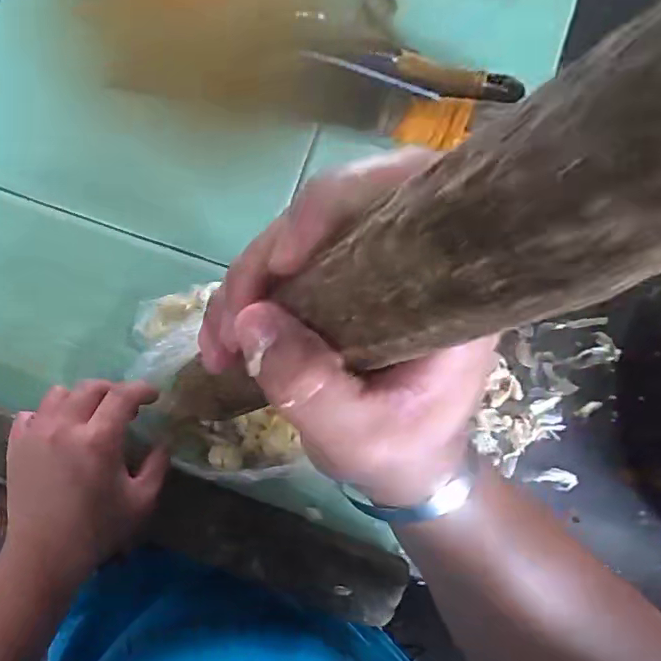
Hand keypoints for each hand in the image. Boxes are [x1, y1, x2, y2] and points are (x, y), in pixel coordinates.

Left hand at [2, 380, 169, 593]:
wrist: (44, 553)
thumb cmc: (96, 531)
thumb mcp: (140, 502)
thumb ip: (156, 466)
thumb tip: (162, 441)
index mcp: (98, 439)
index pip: (122, 396)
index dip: (141, 389)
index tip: (152, 396)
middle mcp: (64, 426)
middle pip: (90, 387)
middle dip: (113, 390)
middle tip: (124, 407)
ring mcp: (35, 432)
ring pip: (58, 394)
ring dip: (79, 398)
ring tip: (88, 416)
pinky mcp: (16, 443)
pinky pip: (31, 413)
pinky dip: (48, 415)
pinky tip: (57, 431)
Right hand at [200, 148, 493, 506]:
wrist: (406, 468)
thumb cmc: (401, 452)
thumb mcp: (358, 435)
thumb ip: (309, 385)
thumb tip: (249, 322)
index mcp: (445, 283)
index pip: (399, 193)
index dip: (333, 206)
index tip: (283, 261)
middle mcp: (404, 259)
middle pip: (323, 215)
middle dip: (259, 266)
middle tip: (226, 328)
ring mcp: (359, 268)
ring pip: (286, 243)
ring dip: (239, 288)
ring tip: (216, 347)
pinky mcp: (327, 285)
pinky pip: (273, 272)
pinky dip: (239, 301)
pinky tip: (221, 341)